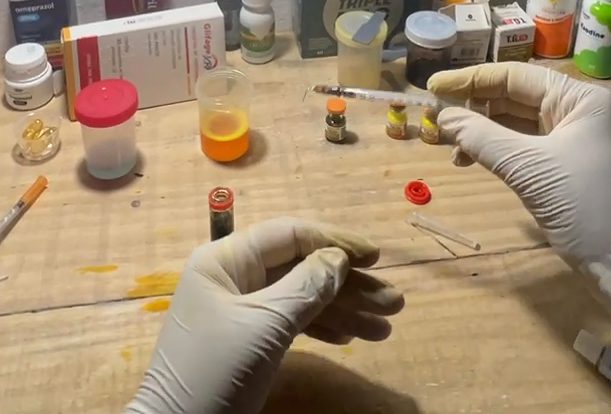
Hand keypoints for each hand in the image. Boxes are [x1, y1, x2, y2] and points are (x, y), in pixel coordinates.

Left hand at [126, 218, 404, 413]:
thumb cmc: (216, 374)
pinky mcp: (247, 340)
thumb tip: (339, 258)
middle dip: (348, 283)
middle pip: (301, 267)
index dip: (334, 242)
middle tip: (394, 302)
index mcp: (227, 258)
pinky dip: (322, 328)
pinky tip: (350, 338)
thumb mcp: (265, 328)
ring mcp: (240, 309)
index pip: (290, 235)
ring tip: (386, 326)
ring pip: (301, 297)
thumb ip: (306, 287)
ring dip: (344, 309)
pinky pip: (291, 322)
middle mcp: (234, 276)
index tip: (375, 255)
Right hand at [429, 62, 610, 350]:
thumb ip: (480, 137)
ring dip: (482, 130)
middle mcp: (581, 110)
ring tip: (447, 144)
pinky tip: (470, 160)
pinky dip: (498, 150)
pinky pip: (527, 145)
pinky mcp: (572, 165)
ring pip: (518, 122)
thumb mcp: (529, 170)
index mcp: (581, 98)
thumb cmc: (588, 210)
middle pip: (515, 96)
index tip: (432, 87)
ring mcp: (578, 138)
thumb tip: (441, 118)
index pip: (514, 76)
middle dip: (473, 107)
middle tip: (434, 117)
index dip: (469, 80)